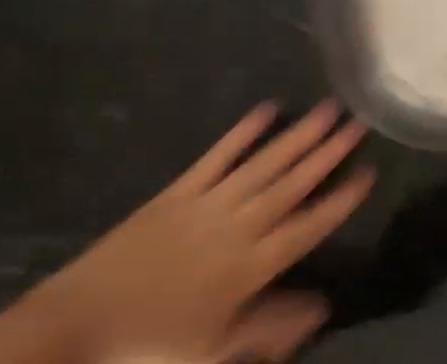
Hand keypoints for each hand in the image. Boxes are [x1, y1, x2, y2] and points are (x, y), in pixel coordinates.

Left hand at [26, 102, 373, 363]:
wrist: (76, 324)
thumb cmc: (150, 343)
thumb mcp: (213, 351)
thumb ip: (268, 328)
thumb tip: (323, 304)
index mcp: (250, 268)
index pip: (308, 226)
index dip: (341, 199)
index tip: (370, 170)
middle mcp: (237, 227)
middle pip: (293, 184)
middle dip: (329, 152)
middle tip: (360, 121)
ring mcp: (207, 204)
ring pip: (264, 164)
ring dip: (298, 135)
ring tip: (329, 107)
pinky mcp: (178, 192)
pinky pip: (217, 156)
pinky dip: (242, 134)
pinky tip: (266, 110)